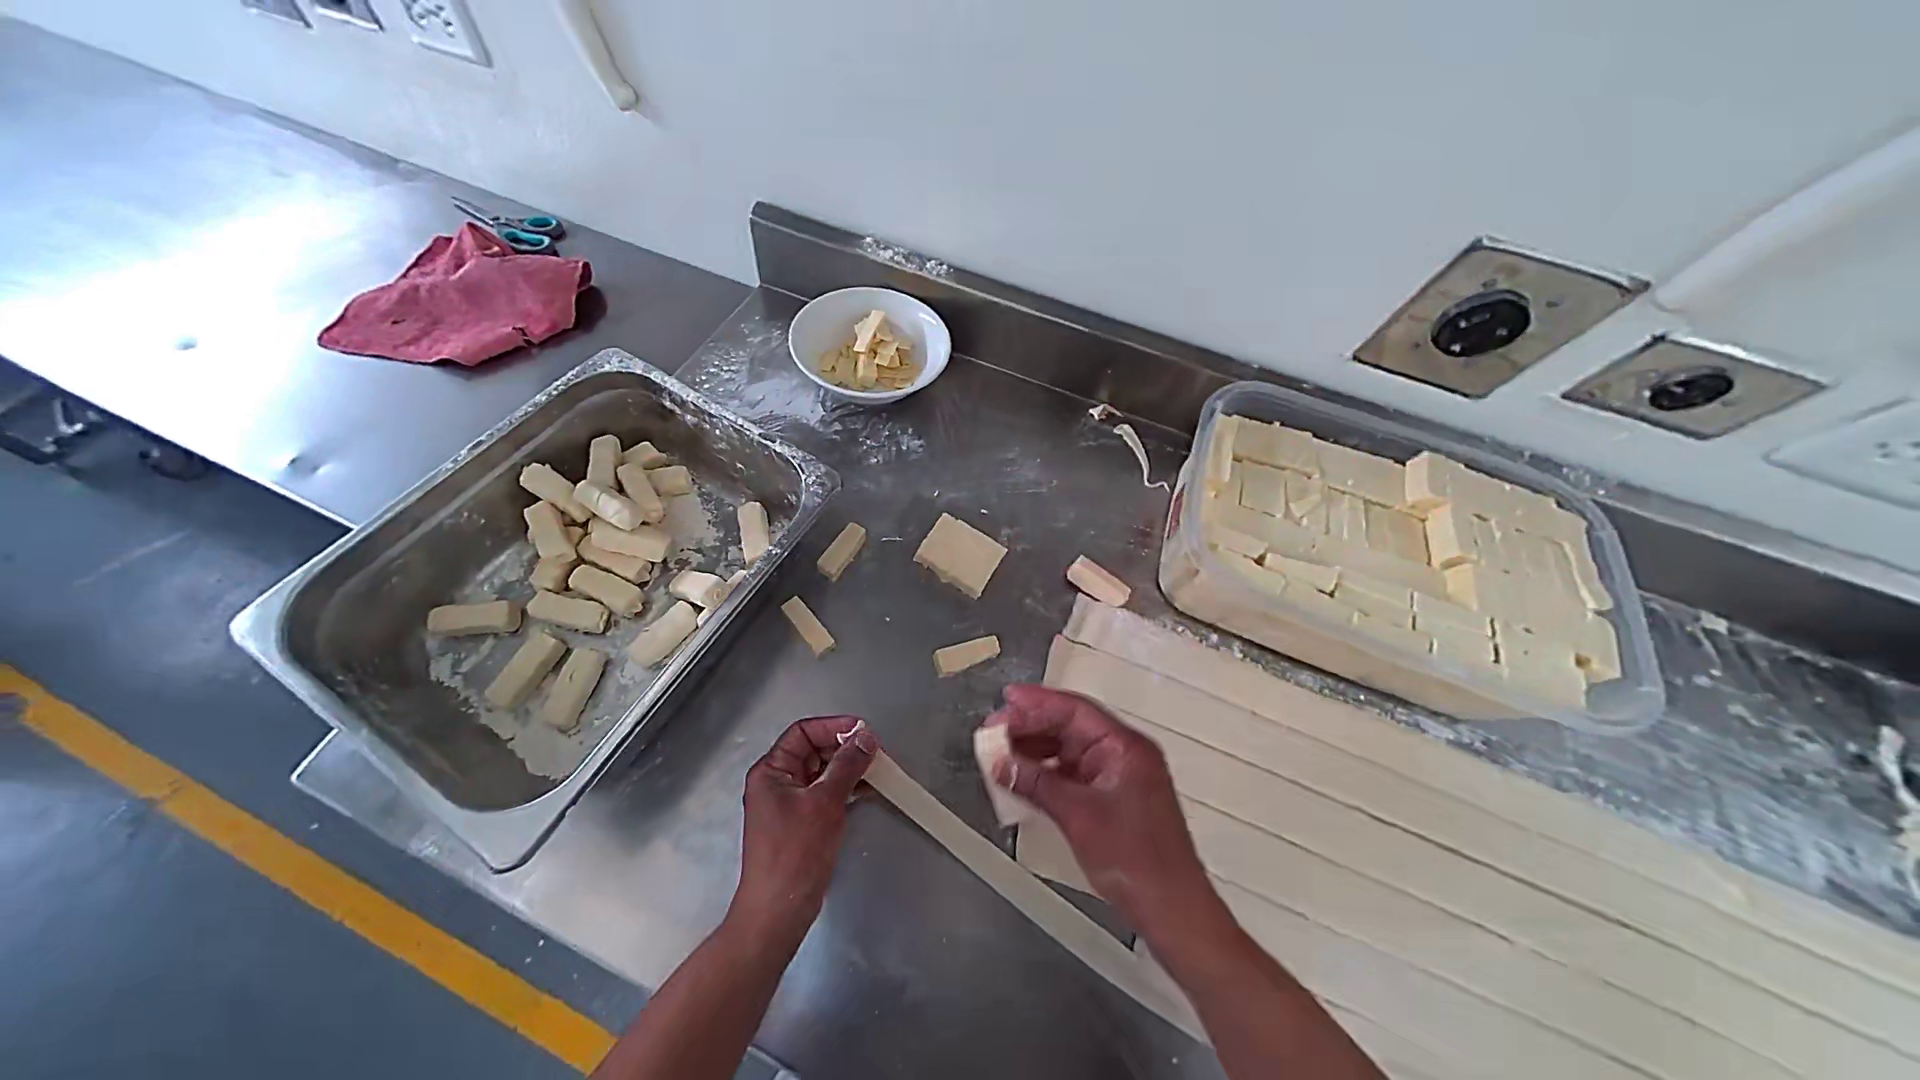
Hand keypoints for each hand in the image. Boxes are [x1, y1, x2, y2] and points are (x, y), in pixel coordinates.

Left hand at [730, 715, 878, 943]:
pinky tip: (867, 789)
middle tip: (874, 751)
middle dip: (844, 748)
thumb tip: (865, 738)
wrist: (779, 909)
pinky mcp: (802, 821)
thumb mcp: (825, 802)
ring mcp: (789, 803)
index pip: (803, 733)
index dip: (833, 727)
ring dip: (848, 768)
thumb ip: (847, 765)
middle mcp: (777, 782)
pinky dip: (845, 787)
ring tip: (876, 769)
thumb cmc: (794, 853)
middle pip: (813, 750)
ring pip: (822, 771)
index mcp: (771, 771)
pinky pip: (825, 792)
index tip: (863, 731)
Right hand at [987, 685, 1215, 929]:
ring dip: (1034, 752)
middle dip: (1030, 727)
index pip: (1076, 710)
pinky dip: (1045, 775)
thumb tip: (1002, 764)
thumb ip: (1036, 784)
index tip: (1008, 700)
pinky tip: (1021, 780)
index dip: (1038, 702)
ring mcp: (1116, 777)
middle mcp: (1122, 755)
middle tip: (994, 731)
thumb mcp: (1079, 815)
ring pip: (1067, 751)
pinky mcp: (1109, 800)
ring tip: (1000, 755)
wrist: (1171, 909)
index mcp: (1125, 747)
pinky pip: (1070, 775)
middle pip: (1070, 728)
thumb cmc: (1138, 861)